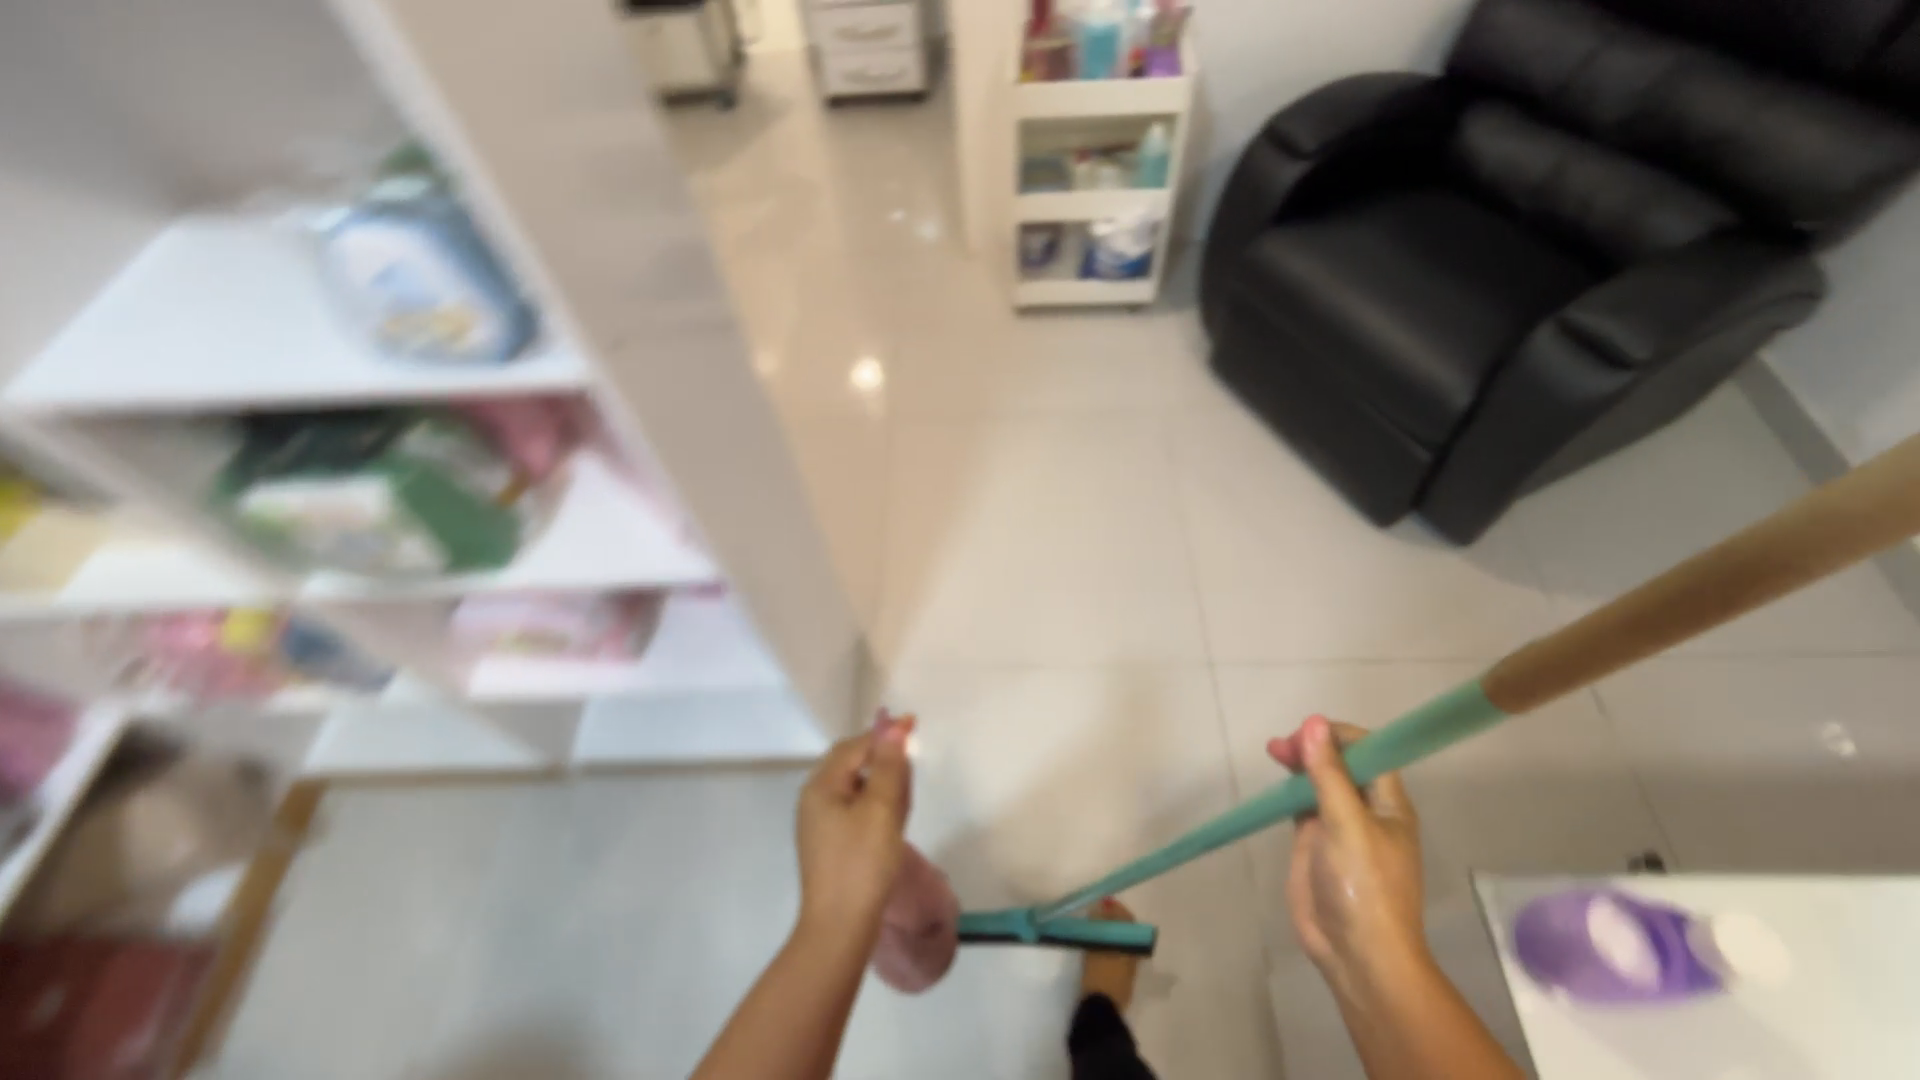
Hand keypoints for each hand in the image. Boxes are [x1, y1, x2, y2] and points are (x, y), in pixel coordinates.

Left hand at [794, 724, 911, 940]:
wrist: (839, 927)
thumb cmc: (861, 863)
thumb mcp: (881, 809)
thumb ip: (888, 765)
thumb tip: (892, 726)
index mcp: (821, 786)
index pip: (856, 746)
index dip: (885, 734)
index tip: (915, 725)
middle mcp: (814, 799)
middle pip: (852, 764)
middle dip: (882, 758)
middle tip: (911, 763)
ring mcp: (819, 824)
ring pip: (855, 788)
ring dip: (881, 783)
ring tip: (905, 793)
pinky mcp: (830, 845)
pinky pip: (854, 810)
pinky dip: (875, 805)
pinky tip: (892, 820)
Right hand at [1268, 716, 1426, 988]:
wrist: (1356, 953)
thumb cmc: (1364, 886)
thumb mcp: (1347, 825)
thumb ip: (1329, 774)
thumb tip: (1313, 723)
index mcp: (1388, 804)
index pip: (1369, 752)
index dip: (1339, 736)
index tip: (1307, 733)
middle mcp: (1365, 809)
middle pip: (1341, 763)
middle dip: (1314, 746)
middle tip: (1281, 746)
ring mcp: (1338, 826)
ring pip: (1319, 781)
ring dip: (1299, 763)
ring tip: (1273, 752)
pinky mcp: (1314, 843)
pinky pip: (1302, 805)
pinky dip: (1288, 789)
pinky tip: (1273, 784)